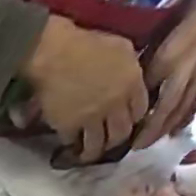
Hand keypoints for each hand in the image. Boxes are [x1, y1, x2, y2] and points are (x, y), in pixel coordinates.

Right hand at [23, 17, 148, 162]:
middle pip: (121, 133)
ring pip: (98, 145)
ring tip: (88, 153)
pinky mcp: (69, 127)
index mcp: (131, 83)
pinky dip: (71, 144)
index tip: (127, 120)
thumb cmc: (86, 43)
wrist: (54, 53)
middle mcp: (115, 105)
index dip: (134, 118)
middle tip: (109, 141)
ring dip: (94, 151)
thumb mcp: (121, 47)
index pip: (141, 111)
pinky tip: (69, 144)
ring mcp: (91, 118)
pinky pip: (73, 142)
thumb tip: (131, 81)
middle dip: (116, 140)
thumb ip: (131, 68)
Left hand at [131, 0, 195, 148]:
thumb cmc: (185, 13)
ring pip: (184, 108)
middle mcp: (188, 67)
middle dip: (151, 131)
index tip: (121, 129)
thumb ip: (144, 62)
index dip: (136, 113)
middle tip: (135, 148)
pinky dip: (185, 118)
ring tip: (151, 143)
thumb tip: (124, 90)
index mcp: (170, 55)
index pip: (148, 92)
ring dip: (166, 129)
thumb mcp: (157, 34)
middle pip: (167, 107)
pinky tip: (175, 131)